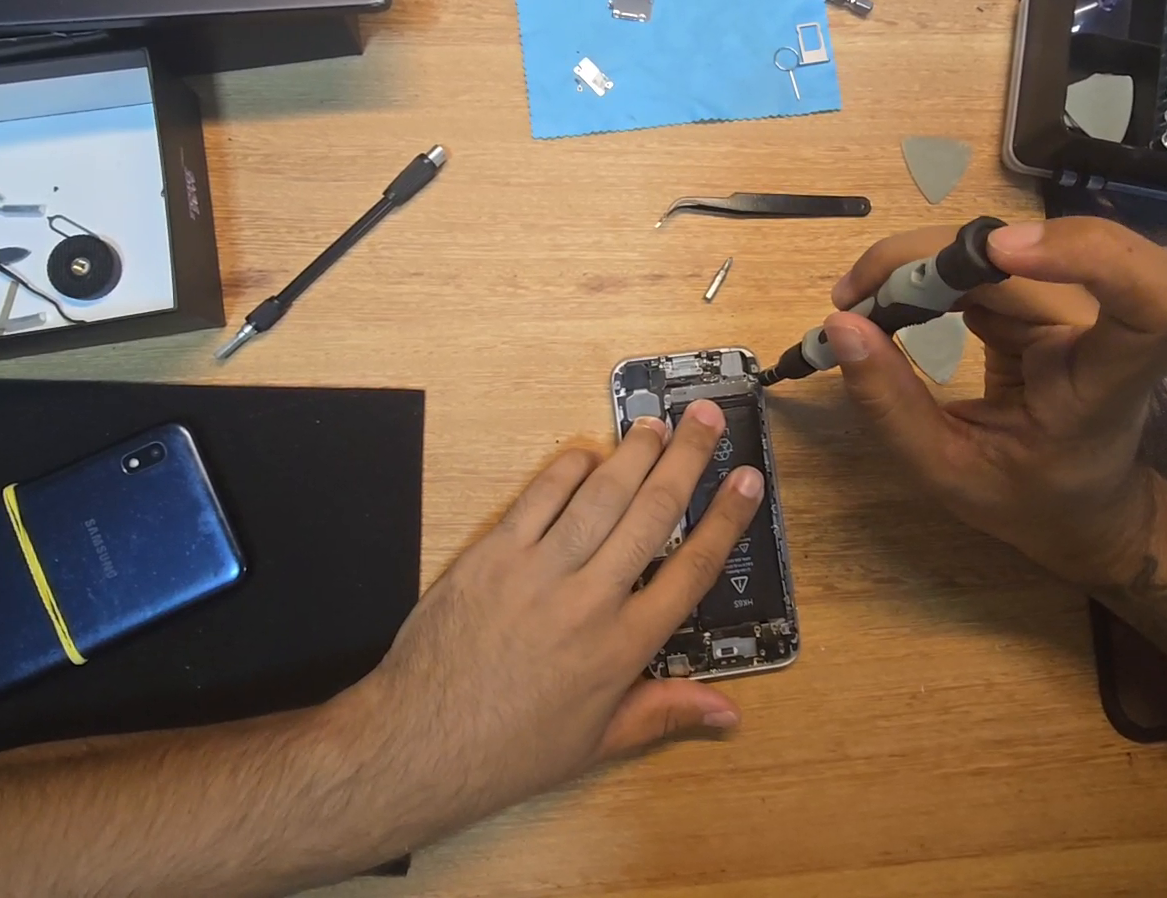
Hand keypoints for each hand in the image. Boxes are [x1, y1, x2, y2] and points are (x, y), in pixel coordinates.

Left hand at [328, 401, 763, 843]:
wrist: (419, 743)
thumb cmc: (510, 748)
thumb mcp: (597, 742)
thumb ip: (665, 713)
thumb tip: (730, 713)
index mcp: (623, 647)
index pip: (692, 568)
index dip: (726, 519)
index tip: (747, 480)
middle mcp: (589, 599)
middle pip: (652, 513)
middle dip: (687, 459)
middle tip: (706, 419)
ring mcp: (538, 570)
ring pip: (600, 496)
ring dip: (633, 454)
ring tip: (656, 424)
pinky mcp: (493, 554)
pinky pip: (538, 498)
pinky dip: (567, 470)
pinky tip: (588, 454)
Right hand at [824, 218, 1166, 587]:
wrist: (1079, 504)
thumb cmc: (1029, 501)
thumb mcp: (945, 471)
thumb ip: (892, 406)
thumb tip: (840, 325)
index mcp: (1103, 387)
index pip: (1155, 303)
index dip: (1093, 255)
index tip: (1000, 251)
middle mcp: (1097, 331)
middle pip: (1027, 257)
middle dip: (926, 261)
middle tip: (850, 299)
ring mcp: (1072, 309)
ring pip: (994, 249)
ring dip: (914, 264)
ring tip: (857, 301)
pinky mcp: (1042, 300)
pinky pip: (979, 265)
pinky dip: (922, 275)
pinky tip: (884, 301)